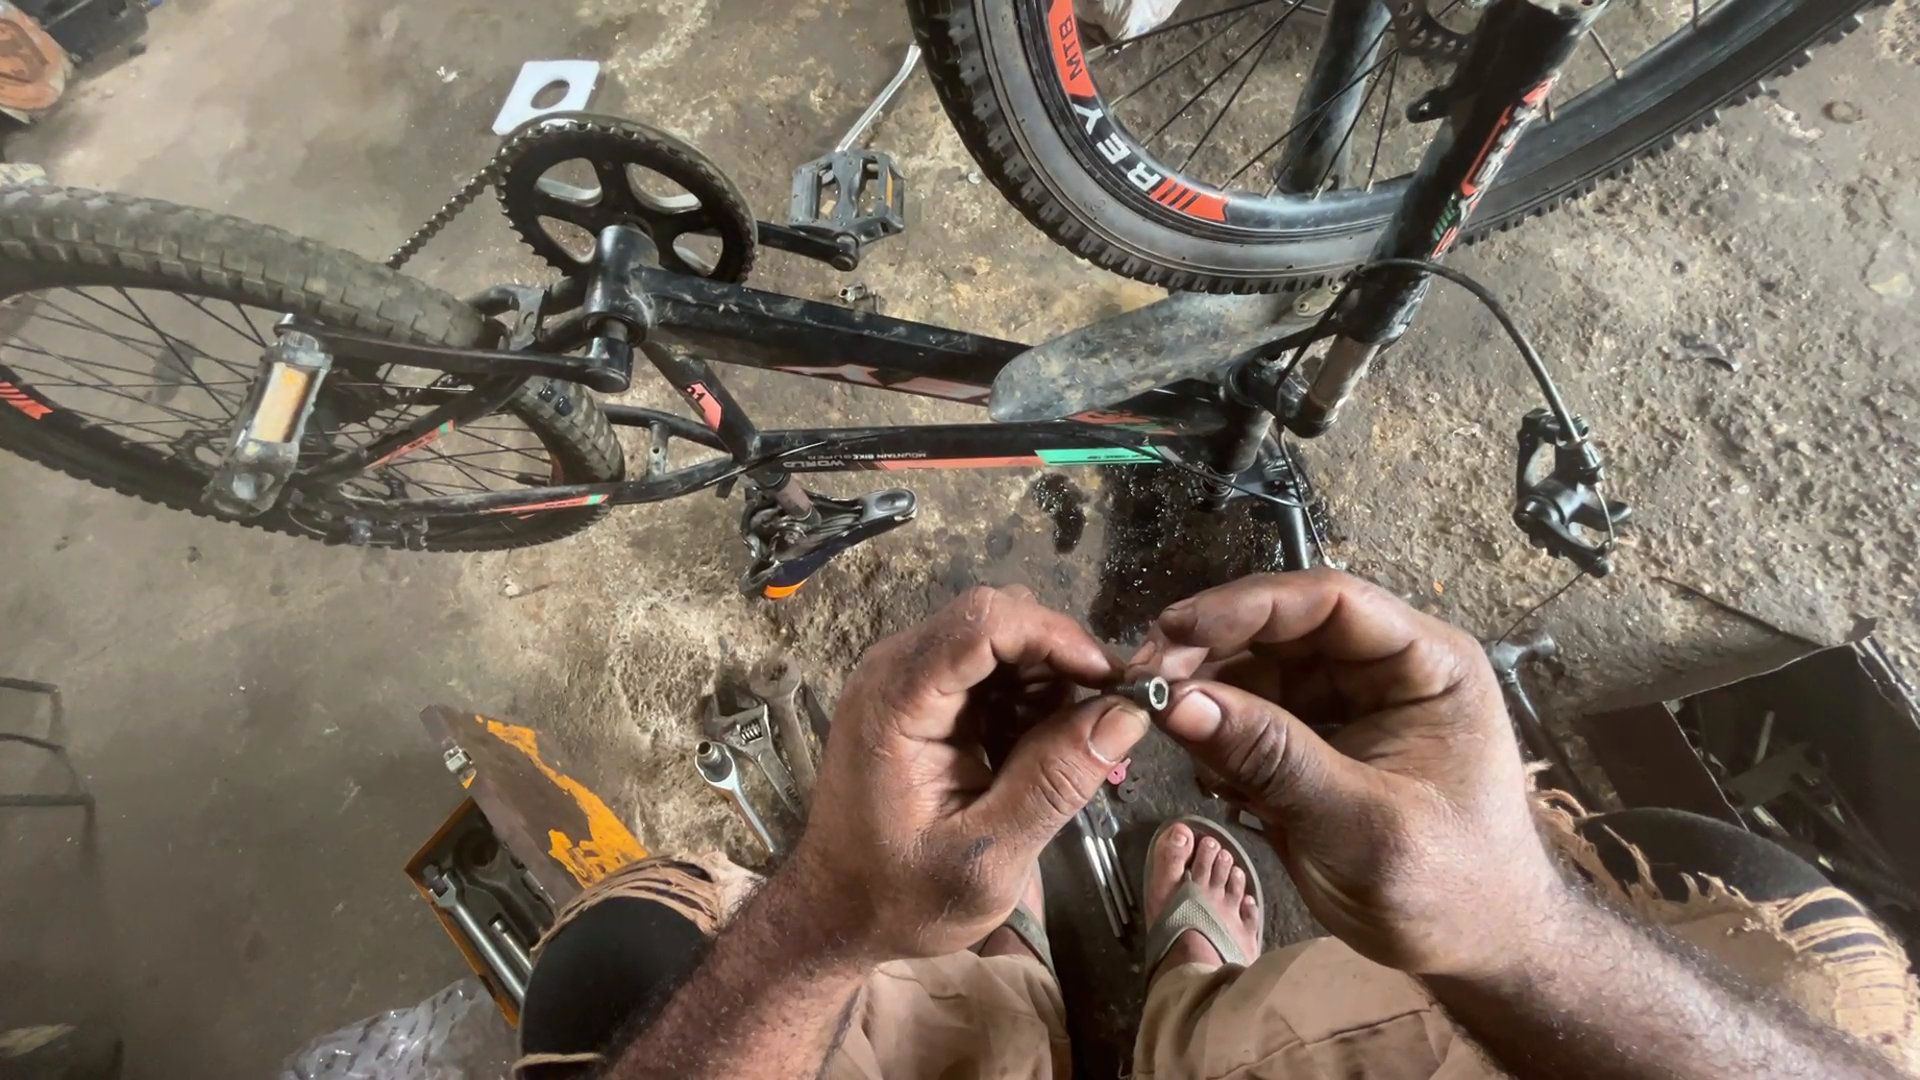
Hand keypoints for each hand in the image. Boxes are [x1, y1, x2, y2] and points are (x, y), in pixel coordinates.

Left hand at [783, 585, 1150, 962]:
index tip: (1111, 681)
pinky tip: (1028, 747)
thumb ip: (1054, 782)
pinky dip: (1023, 695)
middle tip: (1101, 717)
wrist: (838, 909)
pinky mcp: (919, 690)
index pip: (983, 622)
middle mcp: (895, 667)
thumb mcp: (988, 856)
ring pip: (997, 636)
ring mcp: (905, 674)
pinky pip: (986, 664)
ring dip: (1044, 678)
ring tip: (1058, 748)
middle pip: (994, 617)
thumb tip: (1127, 715)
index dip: (1055, 636)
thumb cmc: (901, 895)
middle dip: (1057, 657)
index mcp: (896, 700)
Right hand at [1133, 568, 1567, 977]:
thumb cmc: (1448, 890)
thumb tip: (1173, 701)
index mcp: (1425, 663)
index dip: (1245, 606)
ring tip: (1166, 727)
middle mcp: (1378, 664)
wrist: (1472, 951)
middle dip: (1208, 649)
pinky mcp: (1306, 729)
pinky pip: (1243, 706)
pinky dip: (1212, 728)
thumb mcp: (1360, 826)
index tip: (1172, 632)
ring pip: (1249, 663)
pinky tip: (1206, 765)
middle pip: (1276, 625)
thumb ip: (1270, 757)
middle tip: (1144, 680)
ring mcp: (1338, 696)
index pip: (1328, 601)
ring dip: (1203, 691)